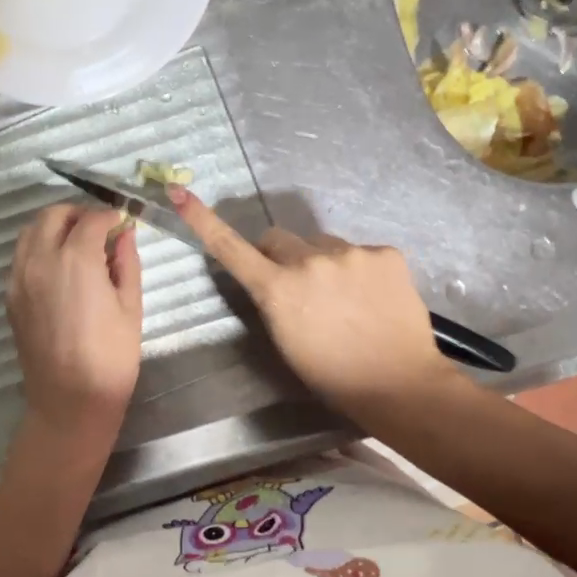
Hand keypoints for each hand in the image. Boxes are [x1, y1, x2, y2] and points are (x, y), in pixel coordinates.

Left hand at [6, 205, 143, 432]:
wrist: (70, 400)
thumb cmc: (111, 357)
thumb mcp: (131, 306)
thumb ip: (126, 261)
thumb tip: (125, 233)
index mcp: (75, 260)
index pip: (91, 219)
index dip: (110, 215)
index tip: (122, 221)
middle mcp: (40, 260)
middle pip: (52, 216)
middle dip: (77, 214)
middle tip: (99, 228)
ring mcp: (19, 278)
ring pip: (30, 233)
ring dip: (54, 228)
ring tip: (77, 245)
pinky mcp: (10, 297)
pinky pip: (22, 258)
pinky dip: (39, 250)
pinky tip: (60, 269)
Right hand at [168, 187, 452, 411]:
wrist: (396, 383)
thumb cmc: (329, 375)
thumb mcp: (284, 340)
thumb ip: (273, 299)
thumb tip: (273, 277)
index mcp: (276, 289)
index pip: (231, 248)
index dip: (203, 221)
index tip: (180, 193)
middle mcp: (309, 260)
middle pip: (278, 238)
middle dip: (280, 255)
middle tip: (297, 288)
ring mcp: (351, 253)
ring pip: (322, 244)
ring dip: (322, 262)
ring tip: (344, 299)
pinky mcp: (386, 253)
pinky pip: (360, 252)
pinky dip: (360, 270)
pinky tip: (372, 298)